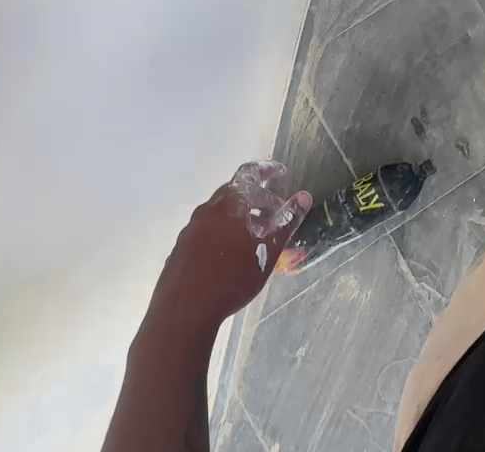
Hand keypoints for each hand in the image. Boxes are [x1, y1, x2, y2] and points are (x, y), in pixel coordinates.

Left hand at [145, 161, 312, 333]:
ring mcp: (189, 230)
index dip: (268, 169)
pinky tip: (229, 256)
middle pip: (234, 192)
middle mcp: (207, 210)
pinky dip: (222, 232)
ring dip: (239, 216)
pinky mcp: (179, 249)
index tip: (282, 174)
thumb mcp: (268, 251)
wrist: (182, 314)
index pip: (250, 173)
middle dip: (257, 198)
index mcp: (230, 204)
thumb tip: (305, 196)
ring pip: (219, 212)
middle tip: (274, 213)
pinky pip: (205, 231)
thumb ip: (287, 221)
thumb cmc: (232, 279)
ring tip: (254, 237)